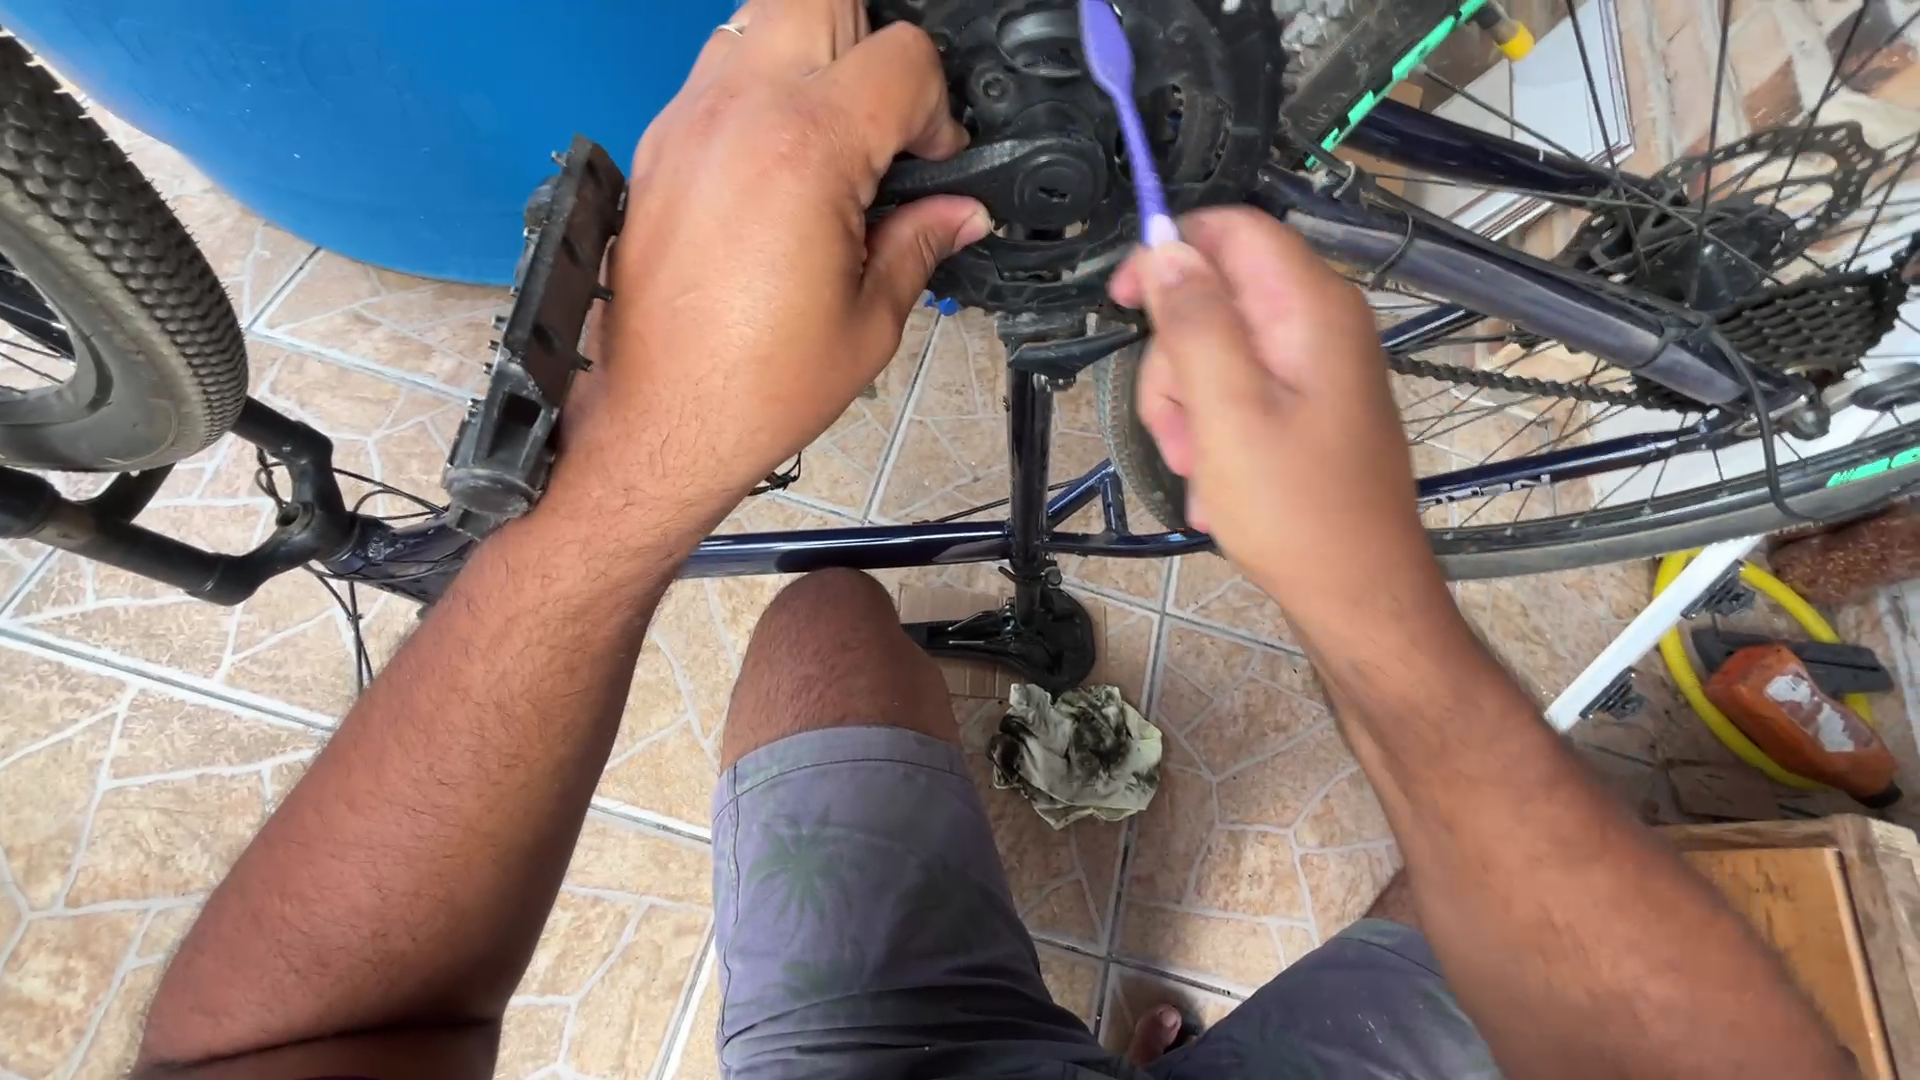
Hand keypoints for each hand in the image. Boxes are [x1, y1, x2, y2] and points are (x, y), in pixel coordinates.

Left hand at [554, 0, 988, 531]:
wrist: (664, 422)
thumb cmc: (755, 388)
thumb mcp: (869, 323)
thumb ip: (919, 246)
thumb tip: (960, 214)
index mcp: (806, 151)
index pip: (902, 57)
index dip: (938, 111)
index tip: (936, 166)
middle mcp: (737, 114)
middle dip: (872, 46)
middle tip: (887, 128)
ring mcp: (686, 124)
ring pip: (760, 19)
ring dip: (812, 61)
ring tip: (834, 147)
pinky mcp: (657, 150)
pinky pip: (717, 76)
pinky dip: (760, 97)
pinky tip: (781, 172)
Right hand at [1109, 207, 1450, 633]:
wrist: (1353, 590)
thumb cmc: (1294, 508)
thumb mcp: (1228, 412)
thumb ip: (1194, 323)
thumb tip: (1165, 249)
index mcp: (1308, 309)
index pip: (1231, 231)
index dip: (1168, 251)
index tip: (1122, 302)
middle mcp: (1315, 326)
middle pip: (1212, 300)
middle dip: (1173, 364)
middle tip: (1175, 430)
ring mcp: (1309, 369)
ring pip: (1212, 354)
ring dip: (1185, 410)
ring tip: (1196, 469)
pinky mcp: (1301, 405)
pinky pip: (1233, 394)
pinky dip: (1209, 432)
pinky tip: (1214, 481)